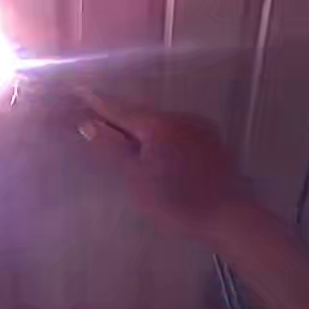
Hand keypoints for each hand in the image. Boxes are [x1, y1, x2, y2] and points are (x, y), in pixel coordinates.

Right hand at [77, 89, 250, 235]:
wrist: (230, 218)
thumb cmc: (176, 201)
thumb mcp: (136, 178)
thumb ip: (111, 149)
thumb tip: (87, 125)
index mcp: (158, 125)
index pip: (119, 110)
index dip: (96, 102)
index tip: (78, 90)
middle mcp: (179, 118)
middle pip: (139, 113)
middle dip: (115, 114)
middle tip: (92, 114)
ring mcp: (199, 128)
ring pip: (158, 121)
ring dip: (136, 126)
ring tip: (118, 133)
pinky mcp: (210, 141)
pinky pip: (174, 130)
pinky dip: (156, 134)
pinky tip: (150, 146)